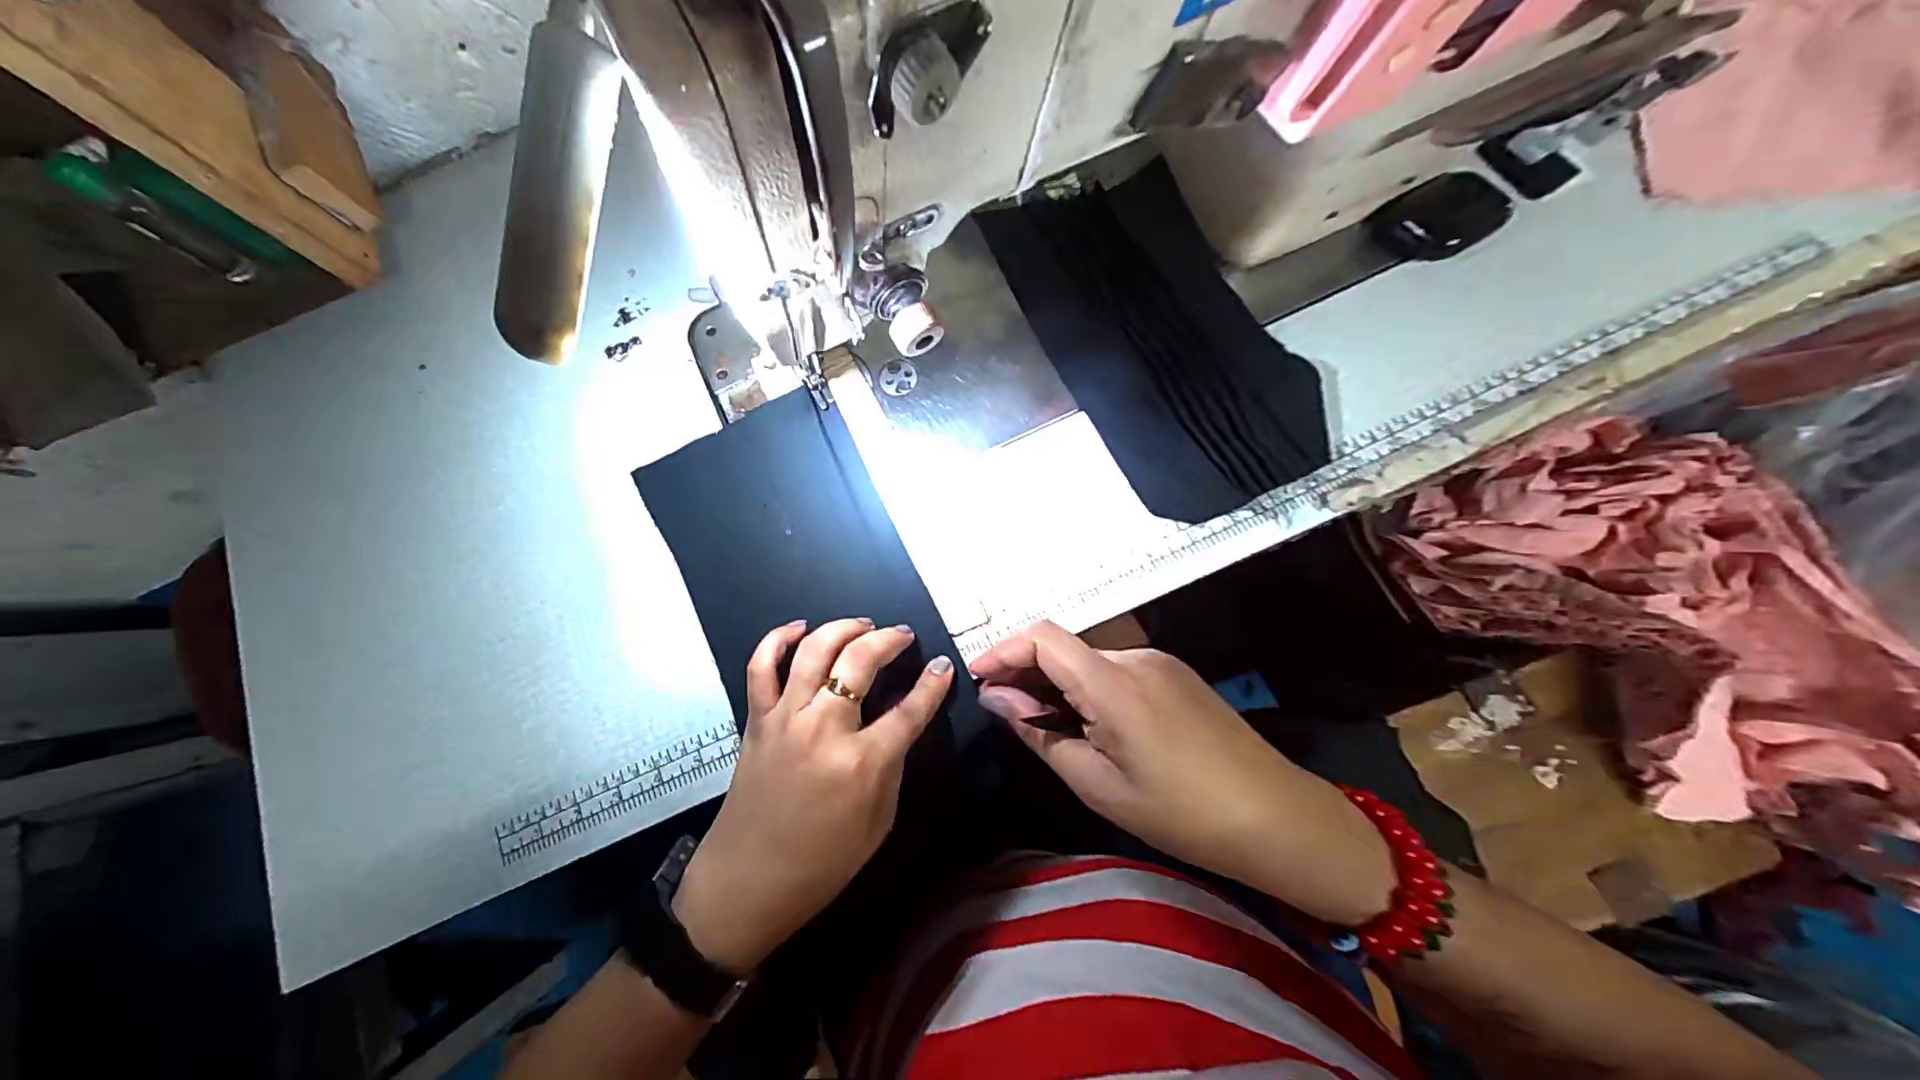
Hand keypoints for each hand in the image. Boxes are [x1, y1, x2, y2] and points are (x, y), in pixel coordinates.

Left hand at [671, 618, 955, 973]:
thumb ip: (891, 763)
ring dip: (842, 628)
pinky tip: (799, 628)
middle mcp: (822, 730)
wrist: (747, 883)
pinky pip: (762, 666)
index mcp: (861, 764)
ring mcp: (784, 720)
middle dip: (888, 640)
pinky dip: (778, 638)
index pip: (909, 710)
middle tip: (902, 635)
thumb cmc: (822, 862)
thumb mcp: (878, 821)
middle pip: (859, 662)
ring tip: (863, 625)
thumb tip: (900, 721)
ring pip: (814, 650)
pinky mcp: (756, 720)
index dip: (933, 683)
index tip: (944, 665)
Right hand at [971, 621, 1394, 925]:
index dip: (1002, 650)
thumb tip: (997, 697)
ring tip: (1049, 727)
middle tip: (1008, 714)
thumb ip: (1039, 730)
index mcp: (1113, 681)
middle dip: (1027, 672)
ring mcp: (1160, 663)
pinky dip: (1090, 689)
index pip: (1042, 637)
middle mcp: (1136, 657)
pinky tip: (1091, 726)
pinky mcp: (1176, 676)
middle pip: (1065, 647)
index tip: (979, 680)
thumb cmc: (1179, 811)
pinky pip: (1117, 670)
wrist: (1275, 817)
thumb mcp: (1096, 782)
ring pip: (1090, 660)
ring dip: (1059, 683)